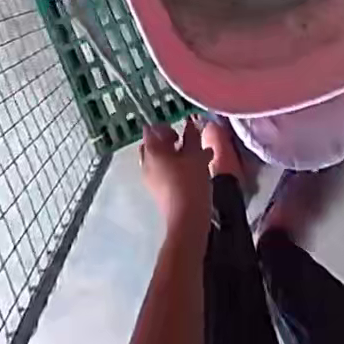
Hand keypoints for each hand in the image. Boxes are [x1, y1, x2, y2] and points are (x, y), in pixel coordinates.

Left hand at [140, 116, 213, 246]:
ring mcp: (150, 179)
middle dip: (169, 140)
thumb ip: (192, 136)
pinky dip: (176, 167)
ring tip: (197, 155)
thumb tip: (190, 124)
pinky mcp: (157, 191)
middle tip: (186, 140)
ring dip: (175, 154)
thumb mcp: (196, 154)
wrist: (187, 220)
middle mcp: (146, 163)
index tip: (181, 127)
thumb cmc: (190, 181)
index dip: (166, 125)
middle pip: (154, 144)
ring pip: (160, 159)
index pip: (152, 129)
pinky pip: (164, 172)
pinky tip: (195, 169)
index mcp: (152, 151)